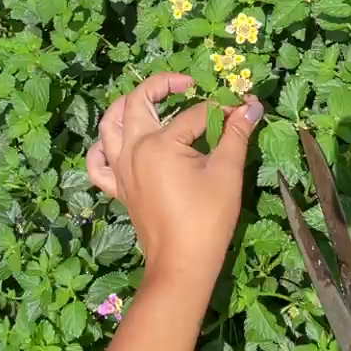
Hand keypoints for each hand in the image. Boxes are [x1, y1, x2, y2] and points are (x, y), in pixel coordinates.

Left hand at [85, 72, 260, 288]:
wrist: (182, 266)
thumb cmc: (207, 219)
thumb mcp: (226, 172)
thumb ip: (236, 134)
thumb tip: (252, 105)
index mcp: (159, 143)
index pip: (194, 114)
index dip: (221, 111)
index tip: (241, 111)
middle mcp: (133, 150)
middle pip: (138, 102)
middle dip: (162, 85)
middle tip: (187, 84)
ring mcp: (121, 169)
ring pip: (109, 125)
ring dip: (125, 106)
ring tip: (149, 99)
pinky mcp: (119, 188)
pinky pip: (99, 164)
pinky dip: (102, 149)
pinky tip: (117, 143)